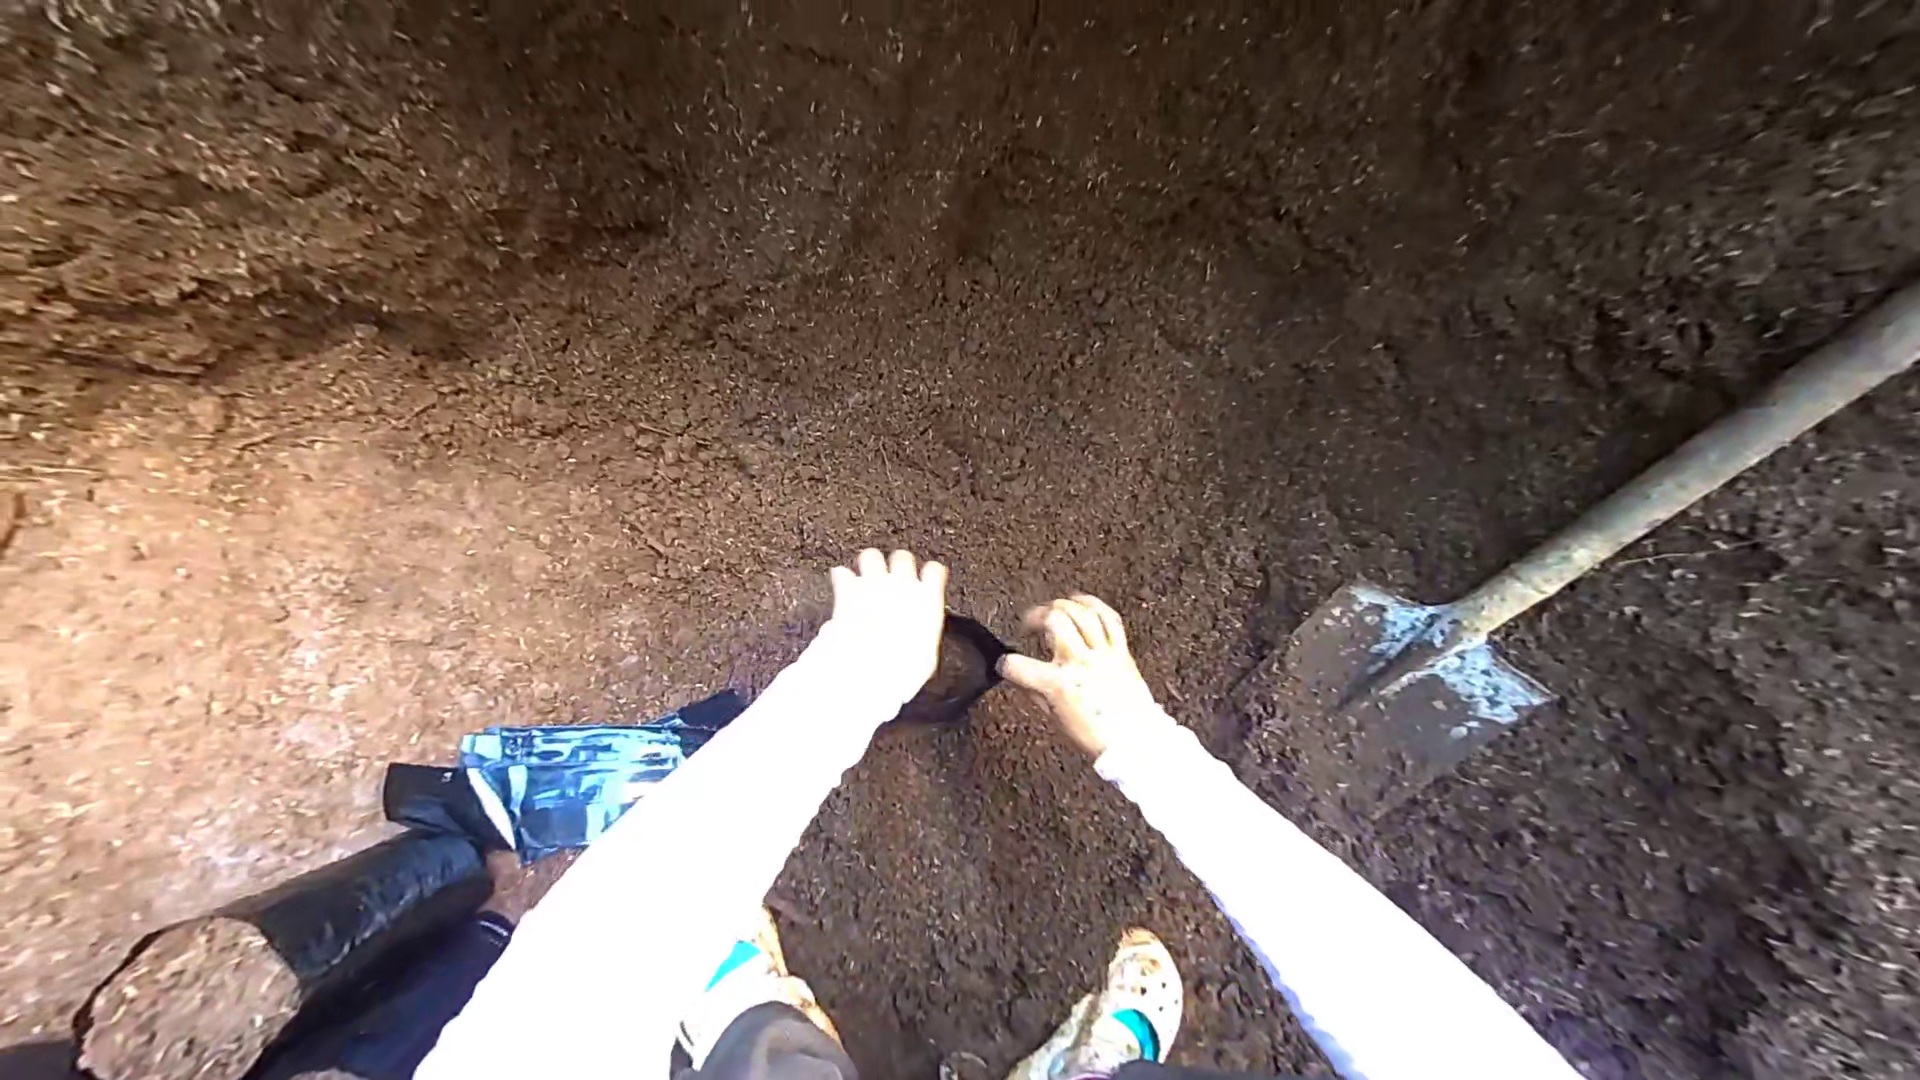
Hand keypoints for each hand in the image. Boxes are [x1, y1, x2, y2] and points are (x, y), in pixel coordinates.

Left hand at [821, 548, 949, 705]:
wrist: (864, 675)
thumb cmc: (897, 674)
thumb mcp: (923, 661)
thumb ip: (922, 640)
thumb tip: (918, 641)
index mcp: (926, 601)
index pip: (934, 572)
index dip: (929, 575)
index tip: (926, 579)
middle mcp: (901, 587)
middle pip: (903, 557)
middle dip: (897, 565)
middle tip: (892, 577)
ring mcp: (873, 586)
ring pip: (872, 556)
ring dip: (869, 564)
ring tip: (865, 574)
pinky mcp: (848, 591)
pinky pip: (842, 573)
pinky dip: (841, 577)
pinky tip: (840, 581)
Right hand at [998, 594, 1159, 757]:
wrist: (1135, 741)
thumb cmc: (1096, 734)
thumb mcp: (1054, 717)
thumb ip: (1034, 691)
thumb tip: (1019, 675)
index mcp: (1058, 684)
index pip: (1019, 665)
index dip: (1005, 664)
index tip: (1005, 664)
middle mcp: (1080, 662)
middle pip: (1054, 620)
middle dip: (1035, 616)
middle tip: (1030, 625)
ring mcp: (1102, 654)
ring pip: (1081, 613)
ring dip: (1061, 606)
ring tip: (1052, 611)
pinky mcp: (1121, 651)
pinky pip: (1109, 618)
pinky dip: (1092, 605)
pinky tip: (1079, 603)